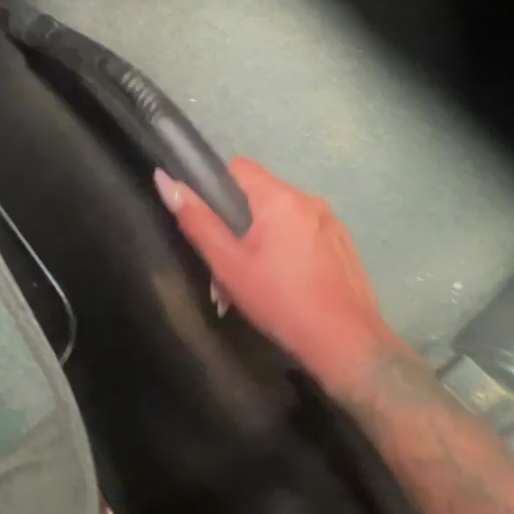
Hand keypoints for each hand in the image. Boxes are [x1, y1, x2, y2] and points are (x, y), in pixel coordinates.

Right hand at [156, 159, 404, 388]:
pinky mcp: (343, 246)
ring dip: (261, 239)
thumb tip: (164, 179)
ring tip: (252, 280)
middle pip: (259, 196)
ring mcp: (331, 224)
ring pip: (281, 218)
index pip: (238, 167)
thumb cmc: (281, 301)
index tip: (208, 219)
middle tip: (225, 263)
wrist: (348, 347)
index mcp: (280, 199)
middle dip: (236, 222)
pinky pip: (303, 234)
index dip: (216, 186)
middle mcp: (310, 201)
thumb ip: (195, 219)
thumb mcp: (228, 263)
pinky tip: (283, 284)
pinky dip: (286, 250)